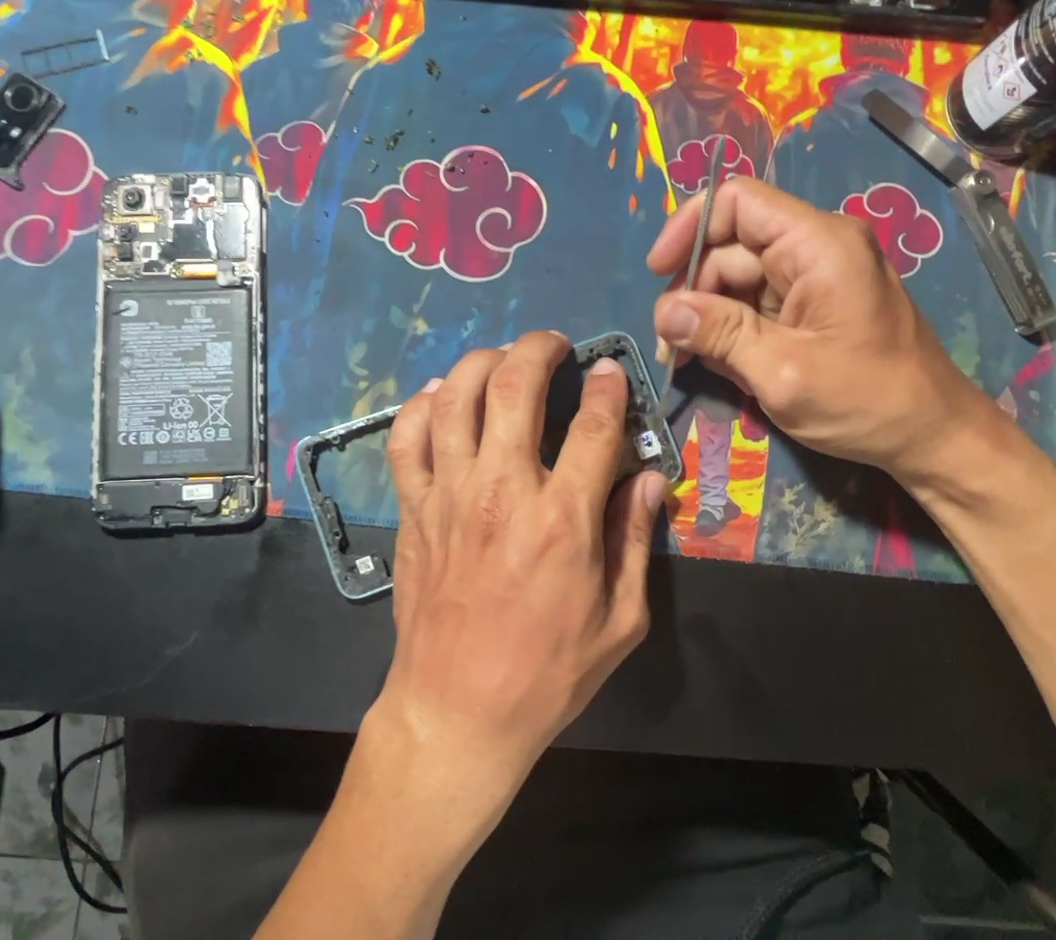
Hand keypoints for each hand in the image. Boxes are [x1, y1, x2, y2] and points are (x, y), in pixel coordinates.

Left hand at [374, 331, 667, 784]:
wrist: (458, 710)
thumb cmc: (548, 674)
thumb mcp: (620, 621)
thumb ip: (636, 542)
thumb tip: (650, 481)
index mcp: (563, 520)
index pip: (593, 427)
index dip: (608, 388)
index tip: (611, 371)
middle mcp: (503, 492)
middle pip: (514, 388)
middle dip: (537, 349)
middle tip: (553, 344)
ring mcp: (449, 497)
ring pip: (455, 400)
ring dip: (480, 364)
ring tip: (501, 359)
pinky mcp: (413, 512)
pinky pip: (405, 440)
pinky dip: (420, 406)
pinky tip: (441, 397)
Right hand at [648, 177, 996, 485]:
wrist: (930, 435)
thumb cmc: (864, 401)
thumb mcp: (781, 372)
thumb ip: (719, 335)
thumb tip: (663, 313)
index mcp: (818, 245)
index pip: (738, 203)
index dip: (690, 228)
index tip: (658, 274)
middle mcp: (817, 247)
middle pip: (731, 247)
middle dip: (694, 291)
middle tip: (671, 345)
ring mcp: (816, 276)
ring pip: (738, 278)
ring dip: (709, 317)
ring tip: (690, 360)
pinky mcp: (814, 304)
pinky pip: (757, 303)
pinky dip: (733, 330)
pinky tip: (723, 364)